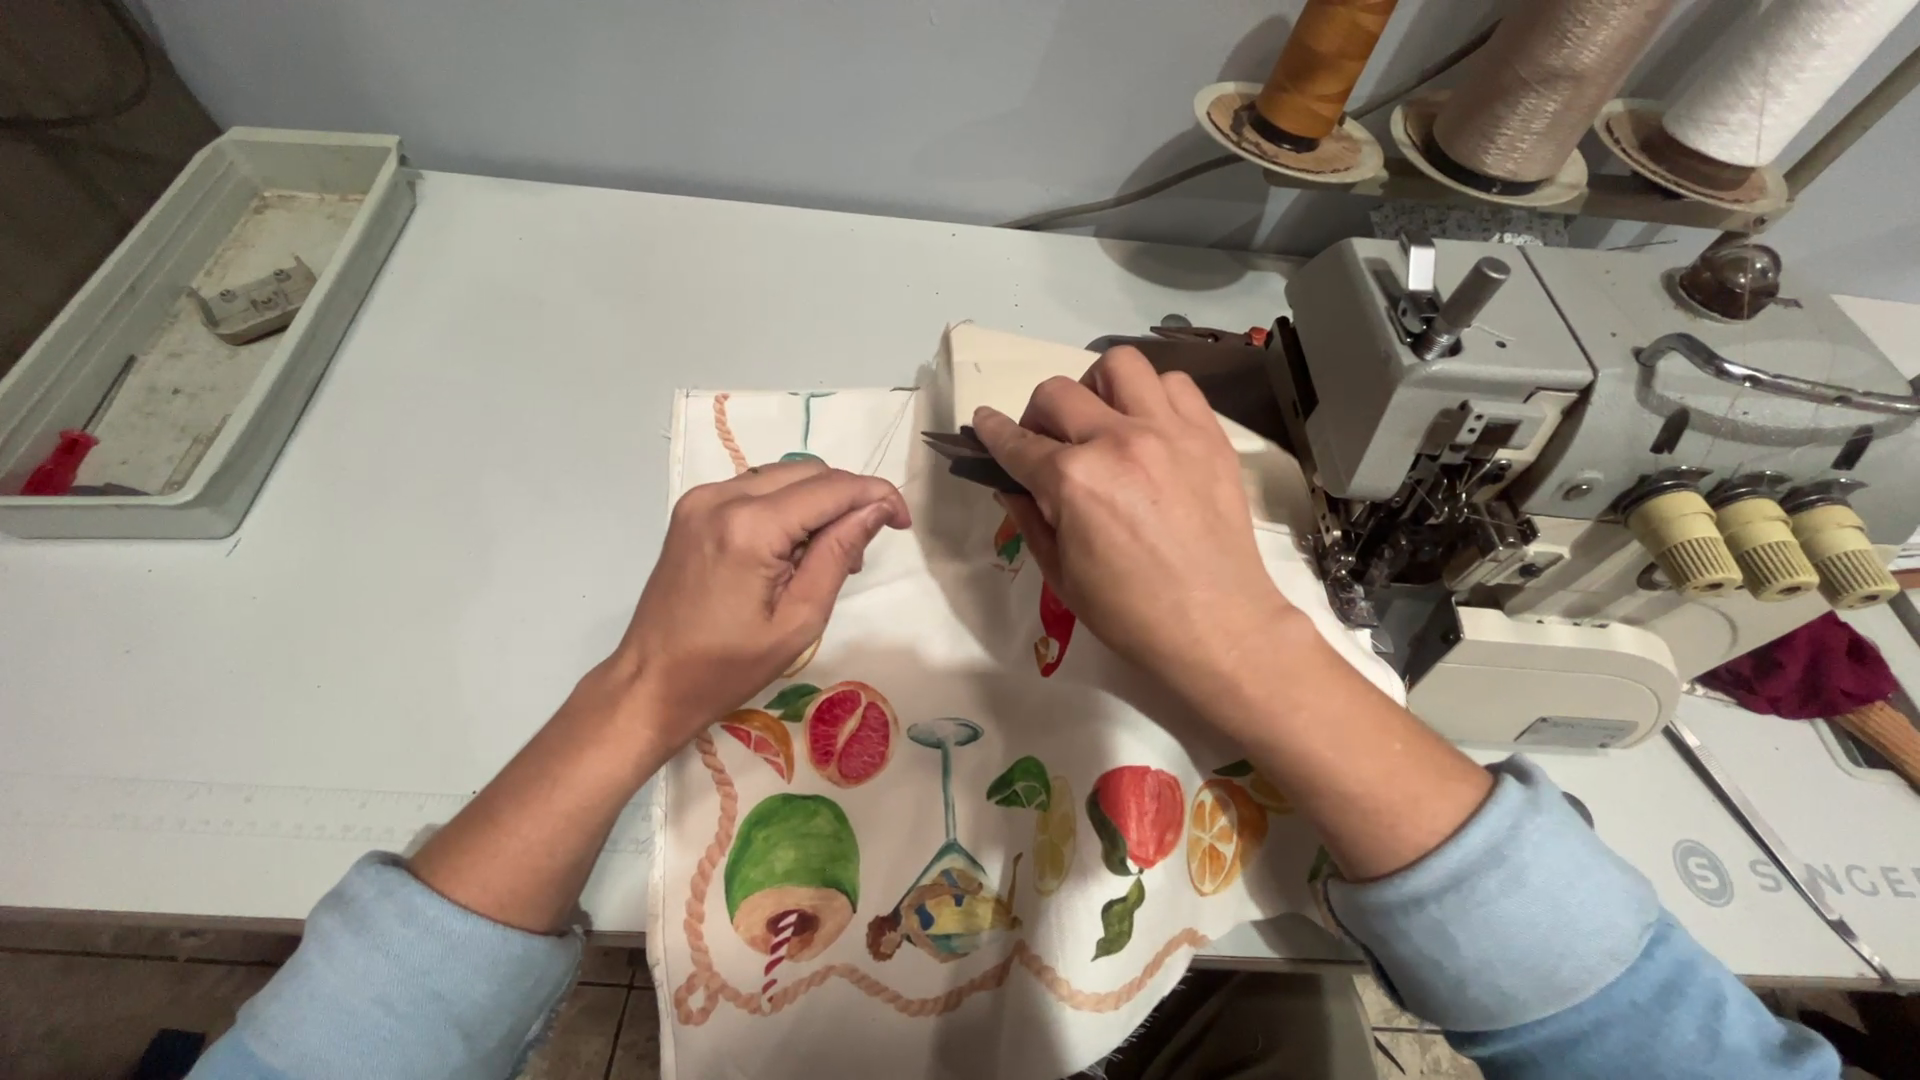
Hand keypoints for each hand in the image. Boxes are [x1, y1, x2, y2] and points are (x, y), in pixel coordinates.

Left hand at [607, 460, 909, 748]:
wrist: (652, 680)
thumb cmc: (729, 666)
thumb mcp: (800, 619)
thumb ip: (838, 553)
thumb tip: (875, 509)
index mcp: (750, 526)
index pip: (831, 488)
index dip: (876, 496)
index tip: (903, 521)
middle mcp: (721, 496)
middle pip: (808, 471)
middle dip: (848, 499)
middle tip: (862, 549)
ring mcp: (701, 499)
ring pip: (782, 475)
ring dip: (817, 502)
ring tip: (827, 553)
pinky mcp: (692, 509)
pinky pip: (755, 489)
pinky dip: (785, 506)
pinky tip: (790, 547)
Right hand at [973, 347, 1293, 703]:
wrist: (1216, 626)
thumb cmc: (1130, 613)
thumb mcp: (1061, 575)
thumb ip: (1031, 520)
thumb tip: (1013, 486)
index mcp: (1073, 481)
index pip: (1017, 442)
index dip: (992, 432)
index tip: (984, 422)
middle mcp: (1117, 442)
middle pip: (1058, 393)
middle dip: (1037, 414)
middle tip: (1047, 443)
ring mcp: (1169, 432)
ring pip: (1120, 366)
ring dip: (1097, 388)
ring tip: (1103, 421)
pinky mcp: (1209, 435)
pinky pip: (1176, 384)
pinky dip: (1153, 396)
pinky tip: (1150, 427)